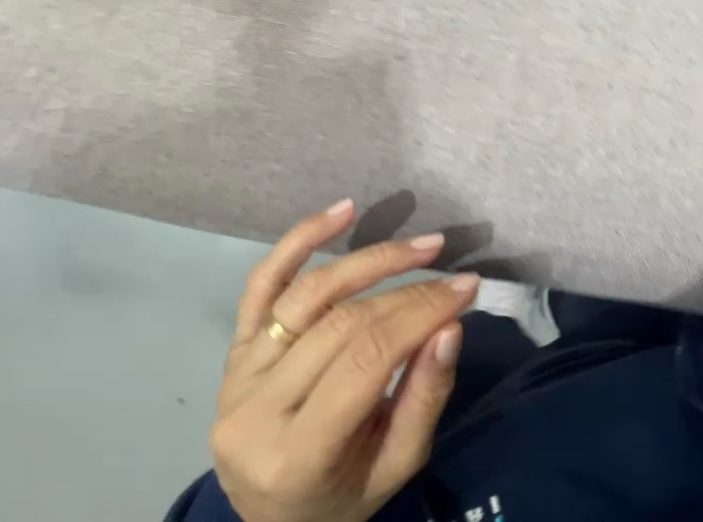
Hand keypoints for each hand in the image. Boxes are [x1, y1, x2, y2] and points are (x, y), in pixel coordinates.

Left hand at [210, 199, 479, 521]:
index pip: (365, 361)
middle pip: (342, 324)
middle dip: (408, 292)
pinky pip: (261, 286)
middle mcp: (253, 410)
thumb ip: (424, 397)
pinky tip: (343, 211)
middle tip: (456, 276)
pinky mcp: (234, 352)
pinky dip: (300, 241)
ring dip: (371, 260)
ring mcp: (237, 376)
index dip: (419, 315)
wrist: (273, 519)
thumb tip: (451, 325)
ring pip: (308, 296)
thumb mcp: (398, 465)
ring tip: (423, 244)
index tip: (468, 288)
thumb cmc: (345, 496)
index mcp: (295, 452)